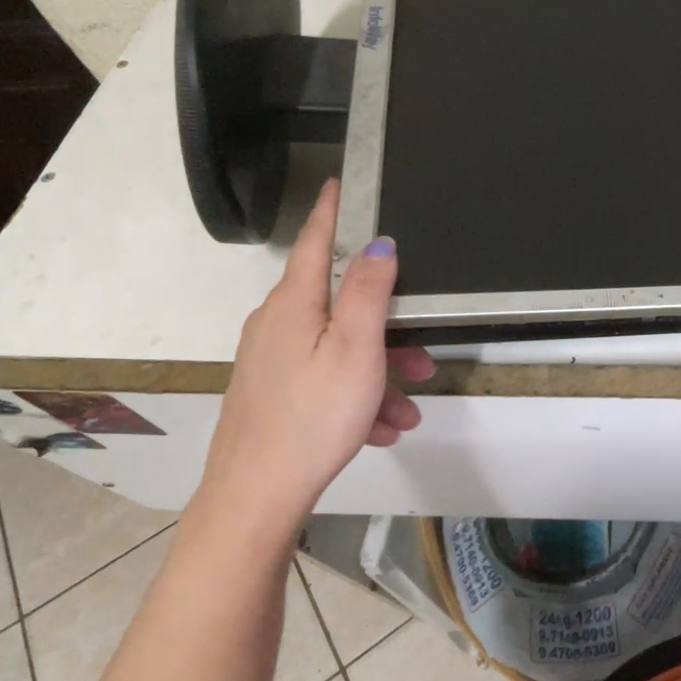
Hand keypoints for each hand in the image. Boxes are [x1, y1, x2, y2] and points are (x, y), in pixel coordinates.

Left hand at [199, 178, 433, 523]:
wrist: (256, 497)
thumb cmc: (313, 417)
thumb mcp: (356, 348)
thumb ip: (370, 291)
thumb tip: (379, 243)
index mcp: (294, 304)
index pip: (319, 240)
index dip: (335, 210)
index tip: (343, 183)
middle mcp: (276, 324)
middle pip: (340, 304)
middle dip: (388, 326)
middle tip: (425, 354)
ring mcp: (271, 361)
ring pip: (339, 349)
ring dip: (380, 372)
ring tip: (409, 409)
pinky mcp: (273, 394)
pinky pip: (325, 381)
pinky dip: (357, 397)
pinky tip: (382, 428)